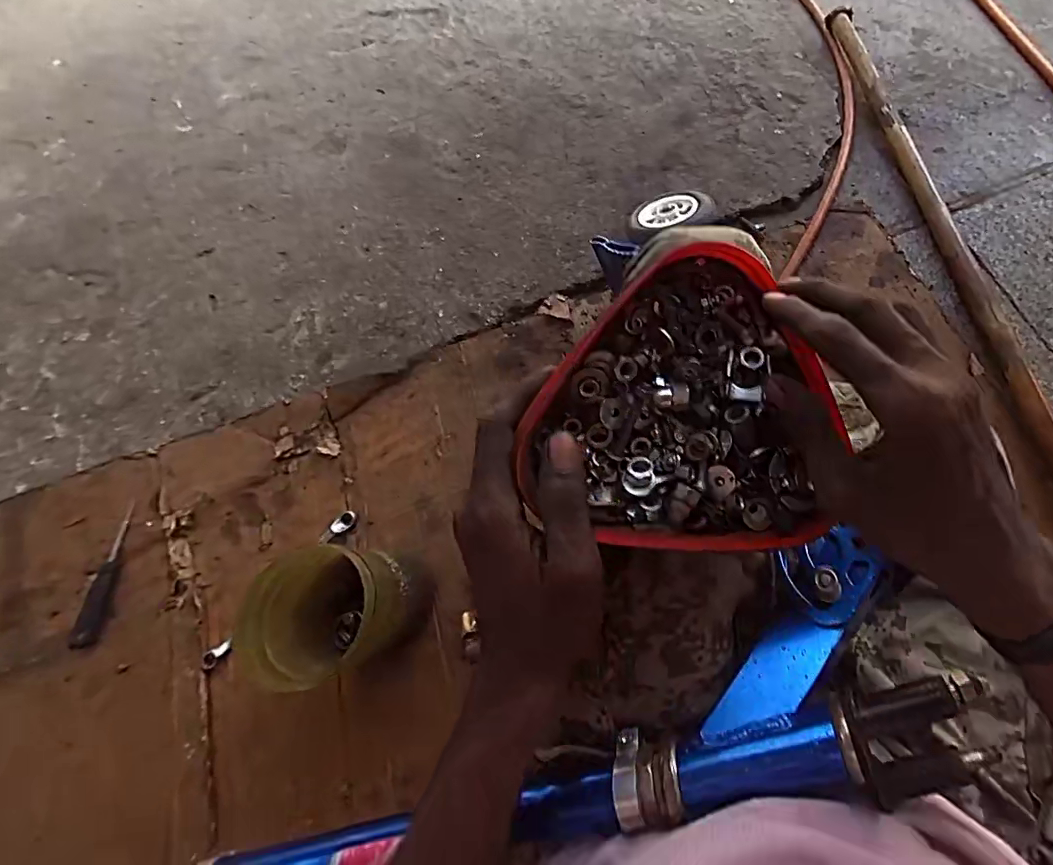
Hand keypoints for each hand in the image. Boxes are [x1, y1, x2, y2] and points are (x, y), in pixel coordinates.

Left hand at [454, 380, 602, 712]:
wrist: (518, 679)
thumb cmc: (552, 625)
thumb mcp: (573, 563)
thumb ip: (565, 499)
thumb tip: (563, 438)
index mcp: (491, 509)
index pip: (495, 429)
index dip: (523, 394)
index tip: (558, 373)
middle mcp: (474, 507)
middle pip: (495, 437)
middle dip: (531, 406)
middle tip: (578, 390)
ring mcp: (477, 520)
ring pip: (499, 457)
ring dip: (532, 430)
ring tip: (578, 414)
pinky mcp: (487, 532)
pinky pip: (505, 479)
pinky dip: (530, 457)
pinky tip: (565, 459)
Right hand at [762, 278, 1052, 639]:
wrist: (991, 550)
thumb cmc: (915, 530)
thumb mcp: (847, 490)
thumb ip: (810, 429)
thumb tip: (776, 383)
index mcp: (905, 403)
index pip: (842, 339)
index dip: (800, 315)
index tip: (768, 300)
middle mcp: (934, 375)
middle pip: (874, 310)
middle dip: (825, 292)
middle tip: (784, 287)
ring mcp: (954, 374)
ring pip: (901, 314)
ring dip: (855, 301)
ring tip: (816, 300)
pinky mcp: (963, 382)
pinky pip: (919, 332)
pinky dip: (883, 319)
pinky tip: (860, 328)